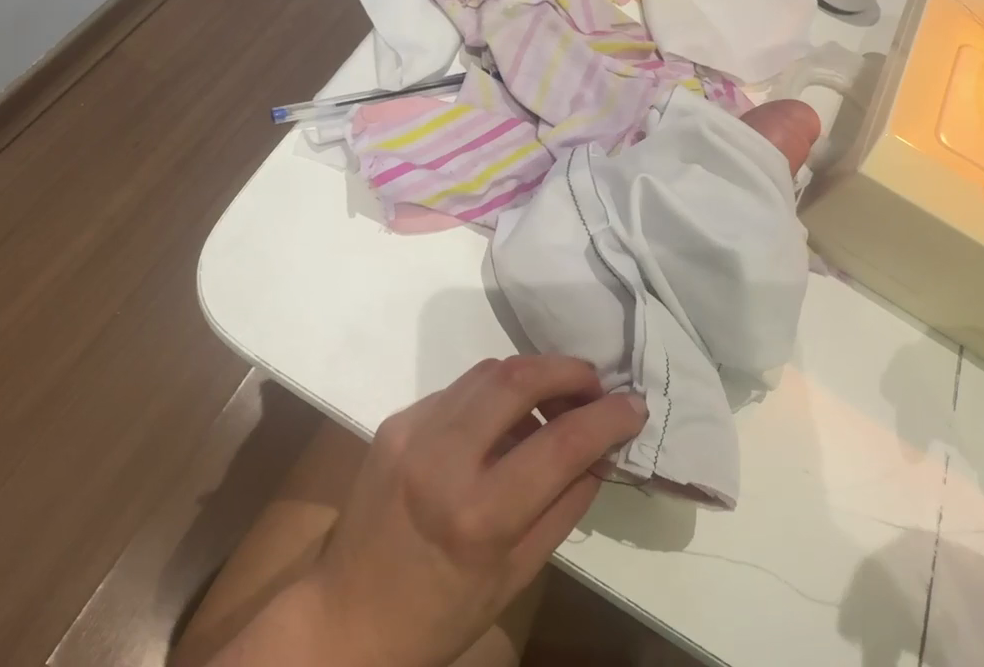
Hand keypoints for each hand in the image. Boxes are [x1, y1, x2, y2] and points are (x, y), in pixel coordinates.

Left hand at [305, 355, 644, 666]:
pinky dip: (491, 395)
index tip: (635, 405)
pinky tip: (504, 422)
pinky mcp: (393, 422)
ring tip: (556, 401)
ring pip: (484, 373)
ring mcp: (410, 432)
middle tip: (595, 387)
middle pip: (516, 379)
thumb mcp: (518, 573)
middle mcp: (440, 459)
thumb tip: (601, 450)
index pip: (560, 443)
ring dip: (531, 375)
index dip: (608, 417)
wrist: (349, 613)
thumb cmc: (443, 610)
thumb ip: (565, 504)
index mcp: (478, 514)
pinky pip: (455, 391)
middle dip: (568, 371)